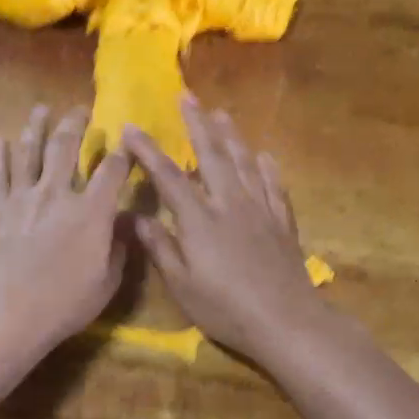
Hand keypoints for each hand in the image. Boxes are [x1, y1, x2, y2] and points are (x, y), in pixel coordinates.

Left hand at [0, 105, 132, 347]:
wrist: (11, 313)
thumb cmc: (66, 303)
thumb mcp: (107, 281)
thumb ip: (120, 247)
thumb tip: (129, 222)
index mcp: (91, 211)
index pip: (111, 170)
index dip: (122, 153)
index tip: (128, 141)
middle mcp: (57, 194)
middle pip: (65, 147)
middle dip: (75, 124)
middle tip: (80, 110)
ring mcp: (24, 198)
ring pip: (29, 152)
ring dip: (36, 127)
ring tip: (41, 109)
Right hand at [123, 95, 327, 358]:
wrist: (286, 321)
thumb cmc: (226, 308)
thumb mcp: (181, 284)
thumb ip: (159, 247)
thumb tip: (134, 217)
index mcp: (199, 220)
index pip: (168, 177)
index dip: (148, 151)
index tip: (131, 128)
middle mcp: (229, 204)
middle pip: (212, 156)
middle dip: (197, 125)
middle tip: (187, 97)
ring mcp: (259, 210)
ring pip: (244, 163)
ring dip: (231, 136)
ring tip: (221, 114)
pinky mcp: (282, 223)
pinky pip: (274, 186)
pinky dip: (267, 168)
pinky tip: (264, 156)